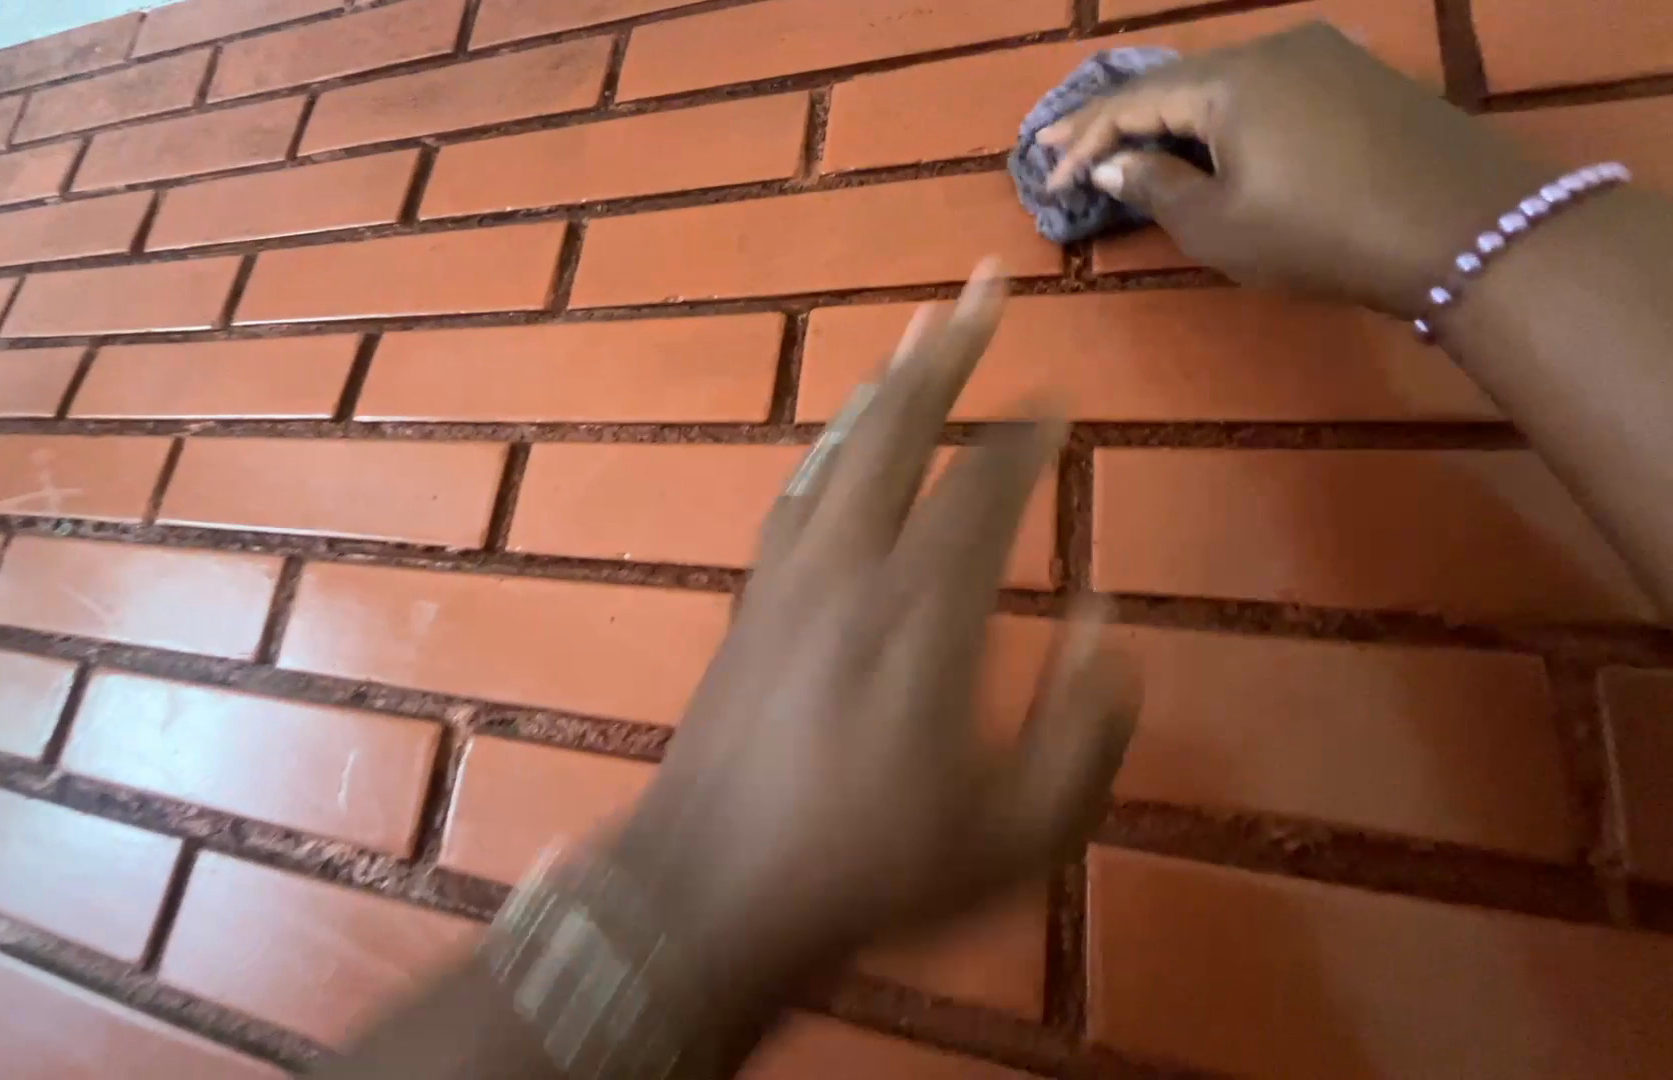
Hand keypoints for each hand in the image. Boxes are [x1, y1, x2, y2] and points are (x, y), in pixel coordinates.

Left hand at [600, 263, 1139, 1010]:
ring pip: (839, 450)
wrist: (714, 886)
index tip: (1057, 397)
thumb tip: (1110, 630)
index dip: (1025, 435)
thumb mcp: (1017, 831)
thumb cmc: (871, 869)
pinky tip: (840, 436)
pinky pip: (794, 496)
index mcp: (925, 614)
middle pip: (901, 431)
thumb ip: (1082, 729)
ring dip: (883, 386)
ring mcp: (787, 577)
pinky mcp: (748, 598)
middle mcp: (850, 569)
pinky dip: (826, 450)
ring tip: (916, 331)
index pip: (985, 488)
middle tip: (980, 287)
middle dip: (947, 354)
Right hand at [1039, 23, 1554, 317]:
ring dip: (1159, 115)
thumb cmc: (1314, 233)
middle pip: (1171, 82)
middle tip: (1058, 143)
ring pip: (1214, 82)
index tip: (1044, 177)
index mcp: (1231, 82)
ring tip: (1115, 142)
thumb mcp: (1214, 223)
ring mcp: (1320, 55)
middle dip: (1110, 117)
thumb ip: (1154, 185)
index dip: (1082, 141)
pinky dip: (1209, 114)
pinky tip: (1190, 135)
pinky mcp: (1349, 76)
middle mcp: (1274, 48)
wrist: (1460, 228)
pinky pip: (1256, 87)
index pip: (1132, 102)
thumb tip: (1114, 163)